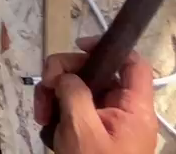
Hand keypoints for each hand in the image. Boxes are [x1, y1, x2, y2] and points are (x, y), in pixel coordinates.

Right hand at [34, 43, 156, 153]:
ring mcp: (108, 120)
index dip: (109, 47)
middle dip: (63, 73)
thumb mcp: (82, 128)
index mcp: (134, 109)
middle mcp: (123, 110)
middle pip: (94, 71)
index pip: (134, 64)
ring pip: (77, 87)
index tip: (78, 46)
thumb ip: (74, 92)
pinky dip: (55, 108)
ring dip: (53, 93)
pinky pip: (72, 105)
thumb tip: (65, 76)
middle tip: (45, 86)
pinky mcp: (93, 129)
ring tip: (41, 113)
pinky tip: (46, 122)